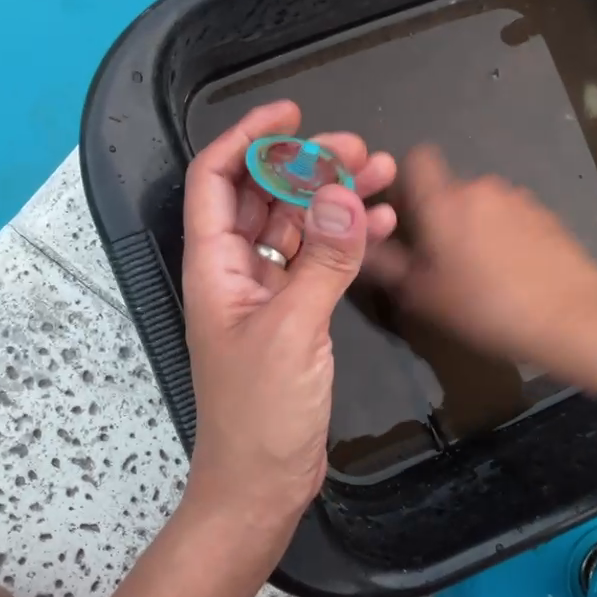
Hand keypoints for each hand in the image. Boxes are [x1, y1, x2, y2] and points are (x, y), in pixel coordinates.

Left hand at [180, 101, 397, 524]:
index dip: (248, 139)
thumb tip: (347, 196)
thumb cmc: (260, 414)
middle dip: (306, 165)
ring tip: (381, 174)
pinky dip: (347, 239)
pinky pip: (320, 261)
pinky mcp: (295, 313)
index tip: (291, 113)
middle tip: (358, 149)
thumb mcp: (293, 331)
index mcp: (214, 266)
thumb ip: (323, 262)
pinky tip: (381, 223)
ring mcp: (267, 292)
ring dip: (334, 198)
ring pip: (298, 225)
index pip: (217, 179)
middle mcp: (235, 270)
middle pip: (265, 196)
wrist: (261, 483)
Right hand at [364, 145, 596, 393]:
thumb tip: (359, 244)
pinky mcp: (544, 213)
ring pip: (477, 203)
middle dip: (436, 215)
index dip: (404, 181)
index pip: (415, 159)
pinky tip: (509, 272)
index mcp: (442, 200)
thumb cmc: (486, 307)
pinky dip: (500, 234)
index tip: (401, 216)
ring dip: (469, 225)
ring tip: (476, 271)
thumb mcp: (422, 295)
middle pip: (445, 187)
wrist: (574, 317)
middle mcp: (478, 186)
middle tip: (435, 259)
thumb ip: (384, 264)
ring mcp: (516, 197)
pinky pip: (507, 215)